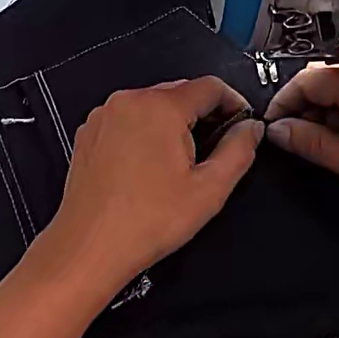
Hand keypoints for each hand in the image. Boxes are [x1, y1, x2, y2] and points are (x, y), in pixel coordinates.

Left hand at [39, 77, 261, 287]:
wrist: (87, 250)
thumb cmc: (148, 222)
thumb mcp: (210, 189)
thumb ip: (239, 150)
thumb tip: (251, 127)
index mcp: (161, 107)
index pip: (210, 86)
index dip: (233, 103)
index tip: (242, 125)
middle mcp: (130, 100)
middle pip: (181, 92)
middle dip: (204, 114)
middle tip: (216, 148)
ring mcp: (105, 115)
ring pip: (155, 104)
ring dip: (175, 123)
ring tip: (182, 162)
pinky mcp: (90, 132)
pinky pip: (130, 118)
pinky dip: (146, 131)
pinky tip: (150, 165)